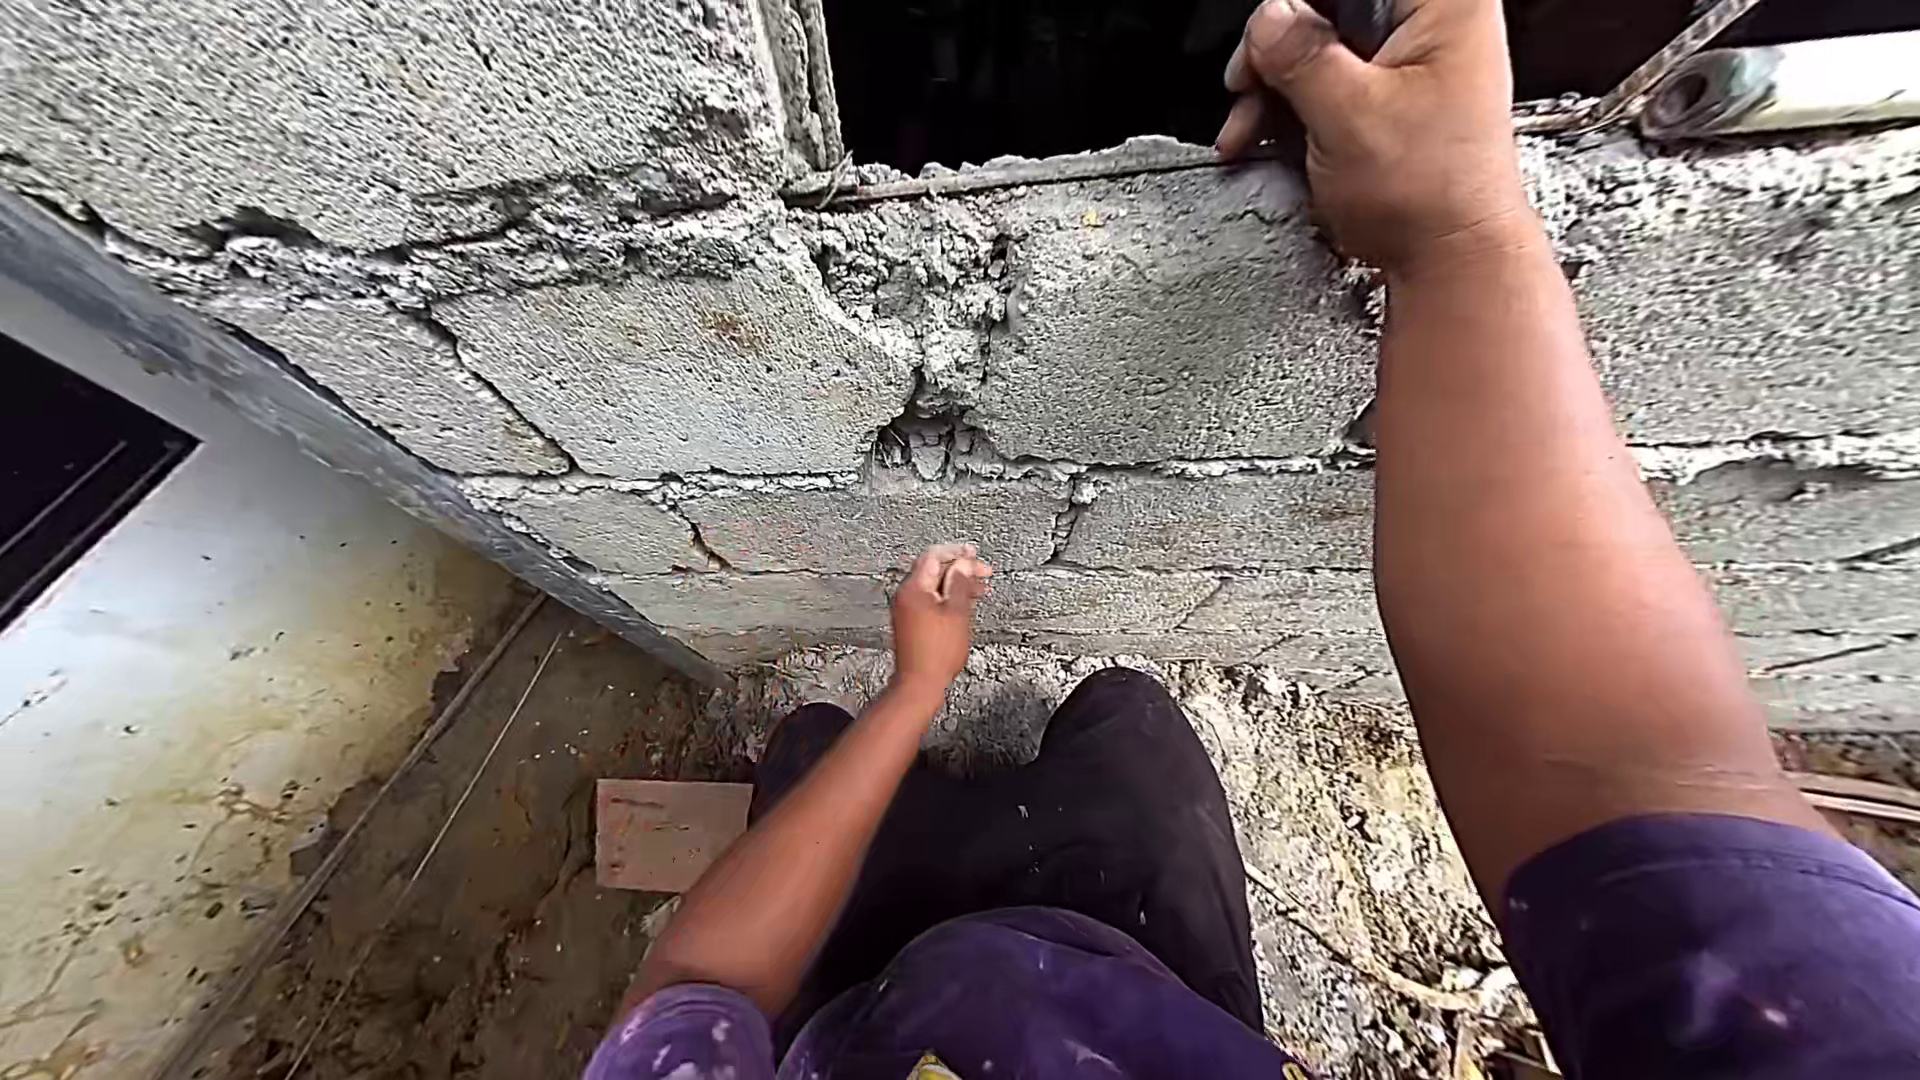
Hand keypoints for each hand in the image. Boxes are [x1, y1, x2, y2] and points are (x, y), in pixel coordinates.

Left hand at [890, 543, 991, 694]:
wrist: (919, 682)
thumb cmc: (937, 652)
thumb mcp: (957, 612)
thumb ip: (960, 583)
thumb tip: (963, 564)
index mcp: (914, 588)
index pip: (934, 556)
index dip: (956, 552)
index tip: (974, 554)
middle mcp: (906, 594)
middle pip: (933, 569)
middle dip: (960, 567)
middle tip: (982, 571)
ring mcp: (906, 608)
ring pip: (934, 585)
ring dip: (956, 583)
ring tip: (980, 588)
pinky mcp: (911, 620)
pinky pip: (930, 599)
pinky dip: (948, 596)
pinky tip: (964, 603)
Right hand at [1215, 0, 1539, 274]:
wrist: (1441, 251)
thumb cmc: (1425, 190)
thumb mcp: (1349, 115)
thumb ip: (1304, 58)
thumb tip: (1268, 18)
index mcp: (1440, 2)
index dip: (1293, 8)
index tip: (1261, 44)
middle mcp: (1425, 25)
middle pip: (1324, 12)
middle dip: (1271, 56)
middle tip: (1243, 91)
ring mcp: (1399, 69)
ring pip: (1315, 55)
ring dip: (1268, 94)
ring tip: (1245, 134)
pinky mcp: (1377, 107)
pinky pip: (1319, 93)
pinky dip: (1284, 116)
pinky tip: (1264, 139)